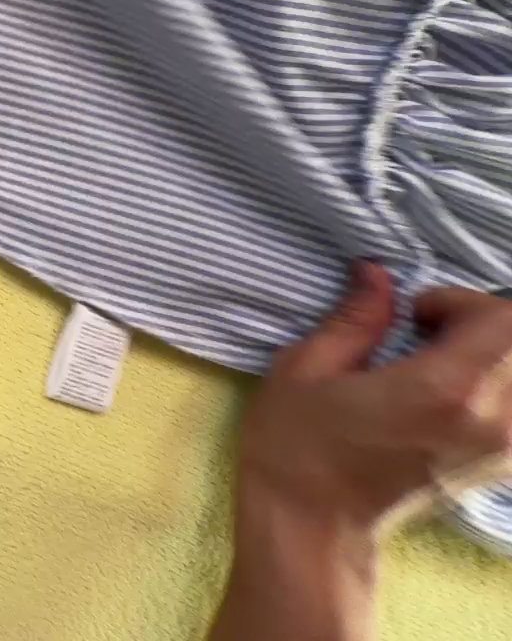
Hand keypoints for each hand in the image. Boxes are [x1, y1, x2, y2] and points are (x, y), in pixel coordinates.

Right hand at [211, 263, 511, 640]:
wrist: (315, 513)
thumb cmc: (295, 435)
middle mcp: (498, 419)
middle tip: (420, 331)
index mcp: (443, 390)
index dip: (458, 301)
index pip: (503, 320)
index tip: (410, 313)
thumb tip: (377, 273)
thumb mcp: (305, 367)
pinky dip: (497, 384)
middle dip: (479, 324)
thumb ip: (354, 320)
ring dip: (491, 355)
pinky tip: (450, 389)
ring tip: (435, 359)